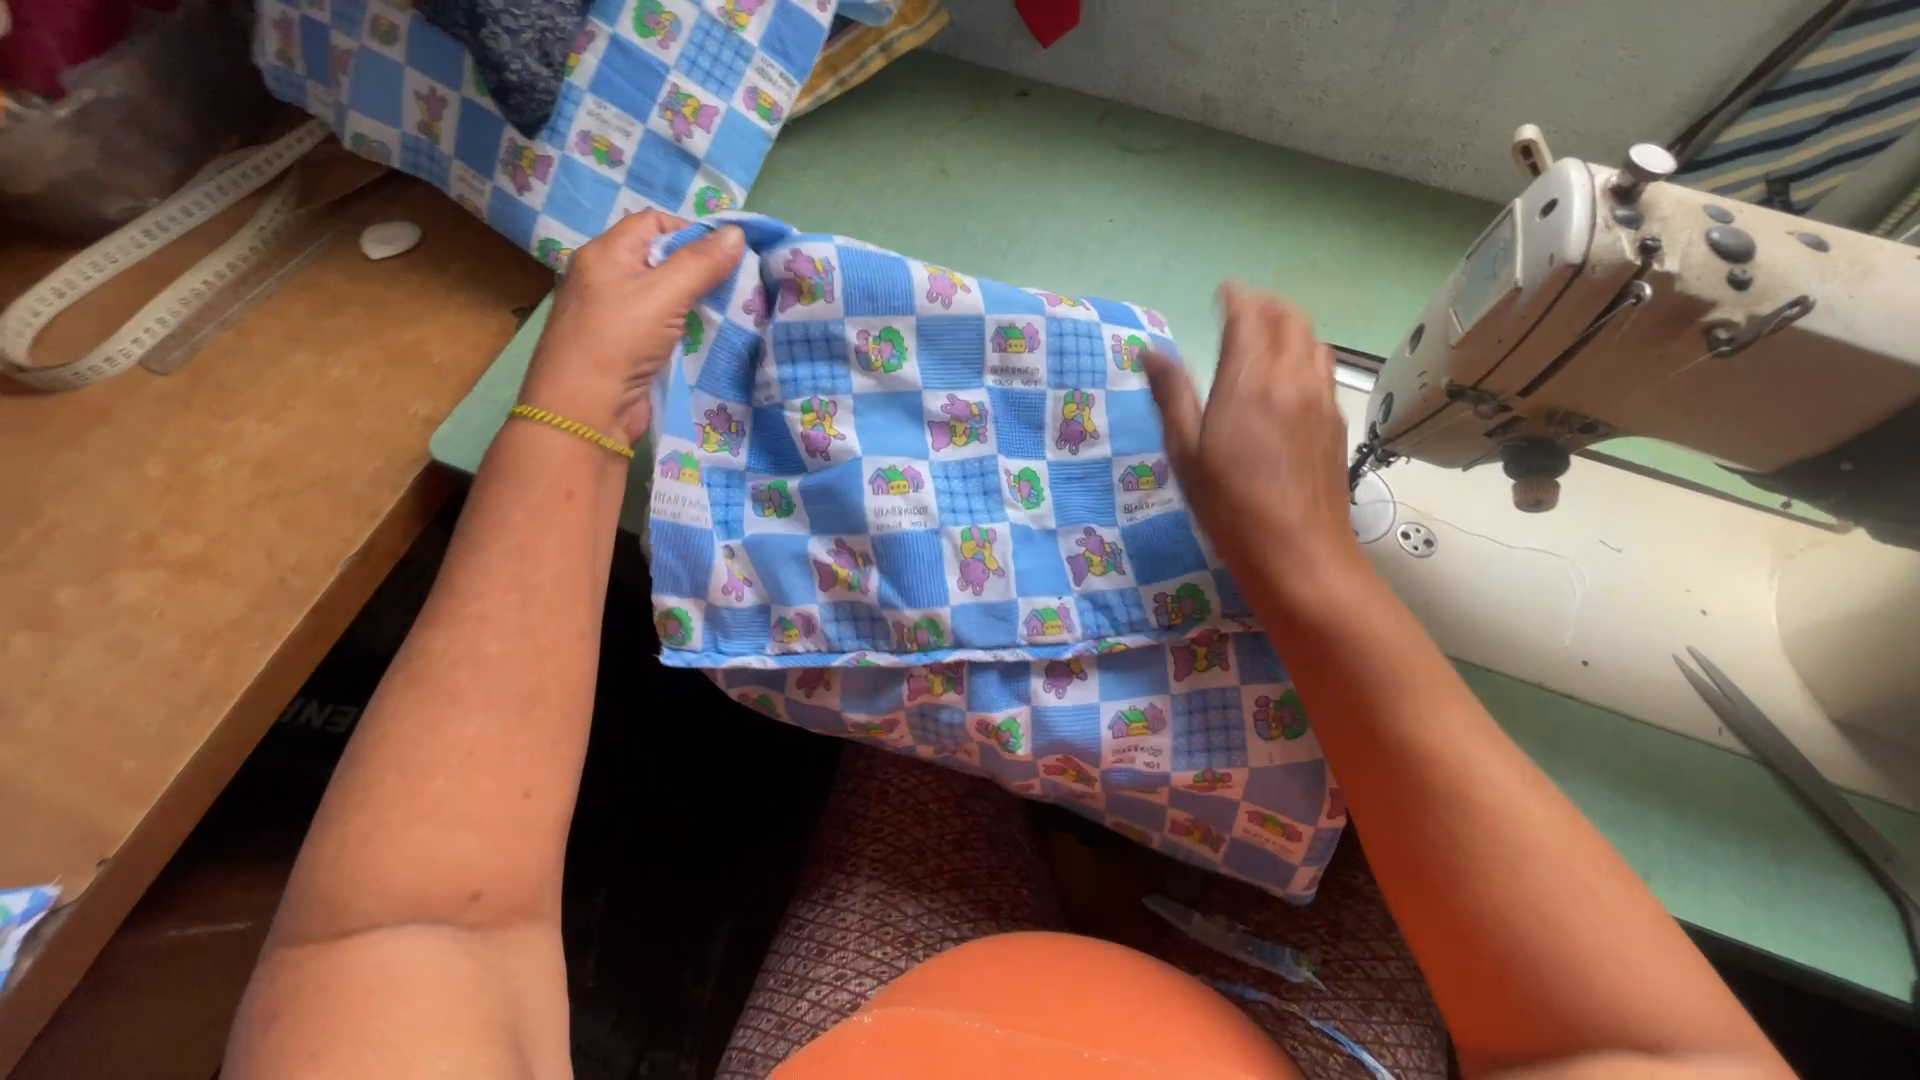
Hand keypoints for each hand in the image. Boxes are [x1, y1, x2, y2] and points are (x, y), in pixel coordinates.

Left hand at [519, 210, 744, 443]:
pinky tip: (711, 337)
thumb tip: (737, 232)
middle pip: (661, 260)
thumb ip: (701, 263)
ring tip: (733, 310)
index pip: (652, 223)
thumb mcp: (664, 293)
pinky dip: (687, 329)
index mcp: (605, 254)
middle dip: (700, 269)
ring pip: (666, 297)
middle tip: (737, 284)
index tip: (727, 254)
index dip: (691, 231)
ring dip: (697, 303)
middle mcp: (607, 279)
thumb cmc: (619, 340)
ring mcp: (616, 317)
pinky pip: (663, 328)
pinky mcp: (628, 349)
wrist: (586, 411)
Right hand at [1147, 283, 1363, 595]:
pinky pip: (1323, 370)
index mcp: (1250, 381)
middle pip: (1289, 318)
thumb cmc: (1229, 506)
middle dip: (1266, 303)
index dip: (1236, 297)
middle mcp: (1292, 378)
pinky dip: (1305, 354)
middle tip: (1244, 306)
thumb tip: (1151, 352)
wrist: (1299, 553)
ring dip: (1291, 325)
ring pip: (1313, 341)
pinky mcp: (1336, 423)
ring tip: (1269, 333)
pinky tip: (1291, 377)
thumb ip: (1172, 395)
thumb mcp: (1186, 453)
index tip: (1223, 292)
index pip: (1249, 316)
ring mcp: (1321, 400)